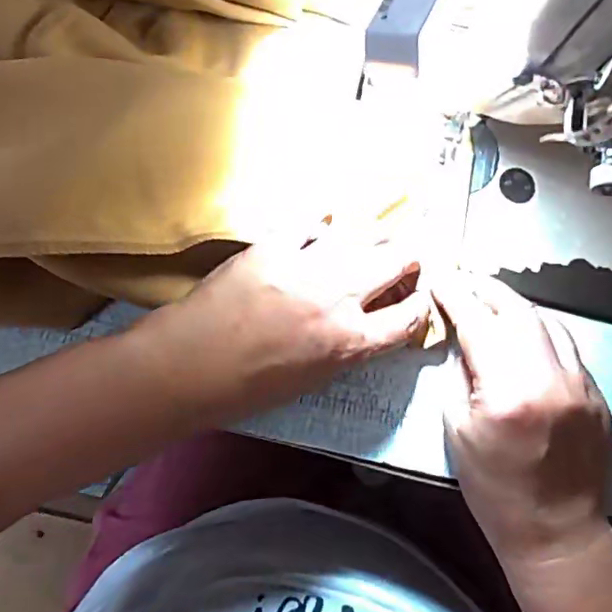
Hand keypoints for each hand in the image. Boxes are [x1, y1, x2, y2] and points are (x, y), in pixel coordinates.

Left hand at [134, 223, 431, 418]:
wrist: (192, 363)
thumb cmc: (248, 387)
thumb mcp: (313, 379)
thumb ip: (347, 348)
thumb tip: (361, 326)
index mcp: (352, 342)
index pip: (410, 315)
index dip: (419, 303)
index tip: (416, 296)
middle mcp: (340, 297)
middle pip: (397, 261)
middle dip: (407, 260)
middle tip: (400, 262)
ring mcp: (307, 265)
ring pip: (359, 235)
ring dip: (365, 242)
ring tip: (355, 247)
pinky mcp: (274, 245)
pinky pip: (309, 224)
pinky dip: (316, 229)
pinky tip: (313, 235)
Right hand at [433, 272, 611, 569]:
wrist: (555, 529)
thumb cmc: (493, 488)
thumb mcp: (455, 429)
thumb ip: (460, 375)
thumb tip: (460, 338)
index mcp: (508, 391)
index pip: (477, 322)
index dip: (454, 295)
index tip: (438, 280)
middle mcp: (551, 379)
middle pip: (517, 311)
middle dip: (485, 290)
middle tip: (460, 281)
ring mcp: (581, 385)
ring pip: (547, 322)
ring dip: (514, 305)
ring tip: (488, 299)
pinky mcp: (596, 394)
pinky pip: (566, 345)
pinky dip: (539, 329)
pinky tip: (521, 332)